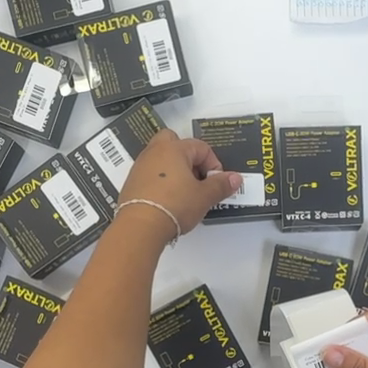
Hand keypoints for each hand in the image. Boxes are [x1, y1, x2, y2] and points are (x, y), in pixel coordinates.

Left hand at [114, 128, 241, 238]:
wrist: (141, 226)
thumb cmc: (174, 206)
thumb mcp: (204, 197)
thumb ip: (221, 185)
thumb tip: (235, 178)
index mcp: (175, 149)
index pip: (201, 147)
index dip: (213, 164)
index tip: (216, 182)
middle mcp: (155, 151)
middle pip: (174, 142)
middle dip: (188, 156)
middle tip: (196, 177)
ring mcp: (141, 165)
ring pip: (160, 157)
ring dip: (173, 169)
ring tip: (183, 192)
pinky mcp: (132, 182)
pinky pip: (150, 173)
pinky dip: (160, 181)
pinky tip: (167, 200)